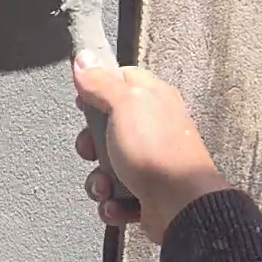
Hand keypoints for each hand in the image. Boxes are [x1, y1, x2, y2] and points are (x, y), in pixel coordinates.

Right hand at [73, 50, 232, 244]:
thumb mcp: (124, 105)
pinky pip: (115, 196)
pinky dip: (112, 204)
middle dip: (90, 146)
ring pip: (105, 167)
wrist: (180, 205)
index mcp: (152, 99)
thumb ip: (101, 82)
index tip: (82, 102)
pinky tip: (118, 204)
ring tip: (106, 188)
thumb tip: (83, 57)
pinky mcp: (145, 193)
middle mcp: (152, 128)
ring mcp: (148, 162)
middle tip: (92, 152)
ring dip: (97, 181)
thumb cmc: (155, 150)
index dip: (96, 89)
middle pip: (105, 129)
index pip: (119, 80)